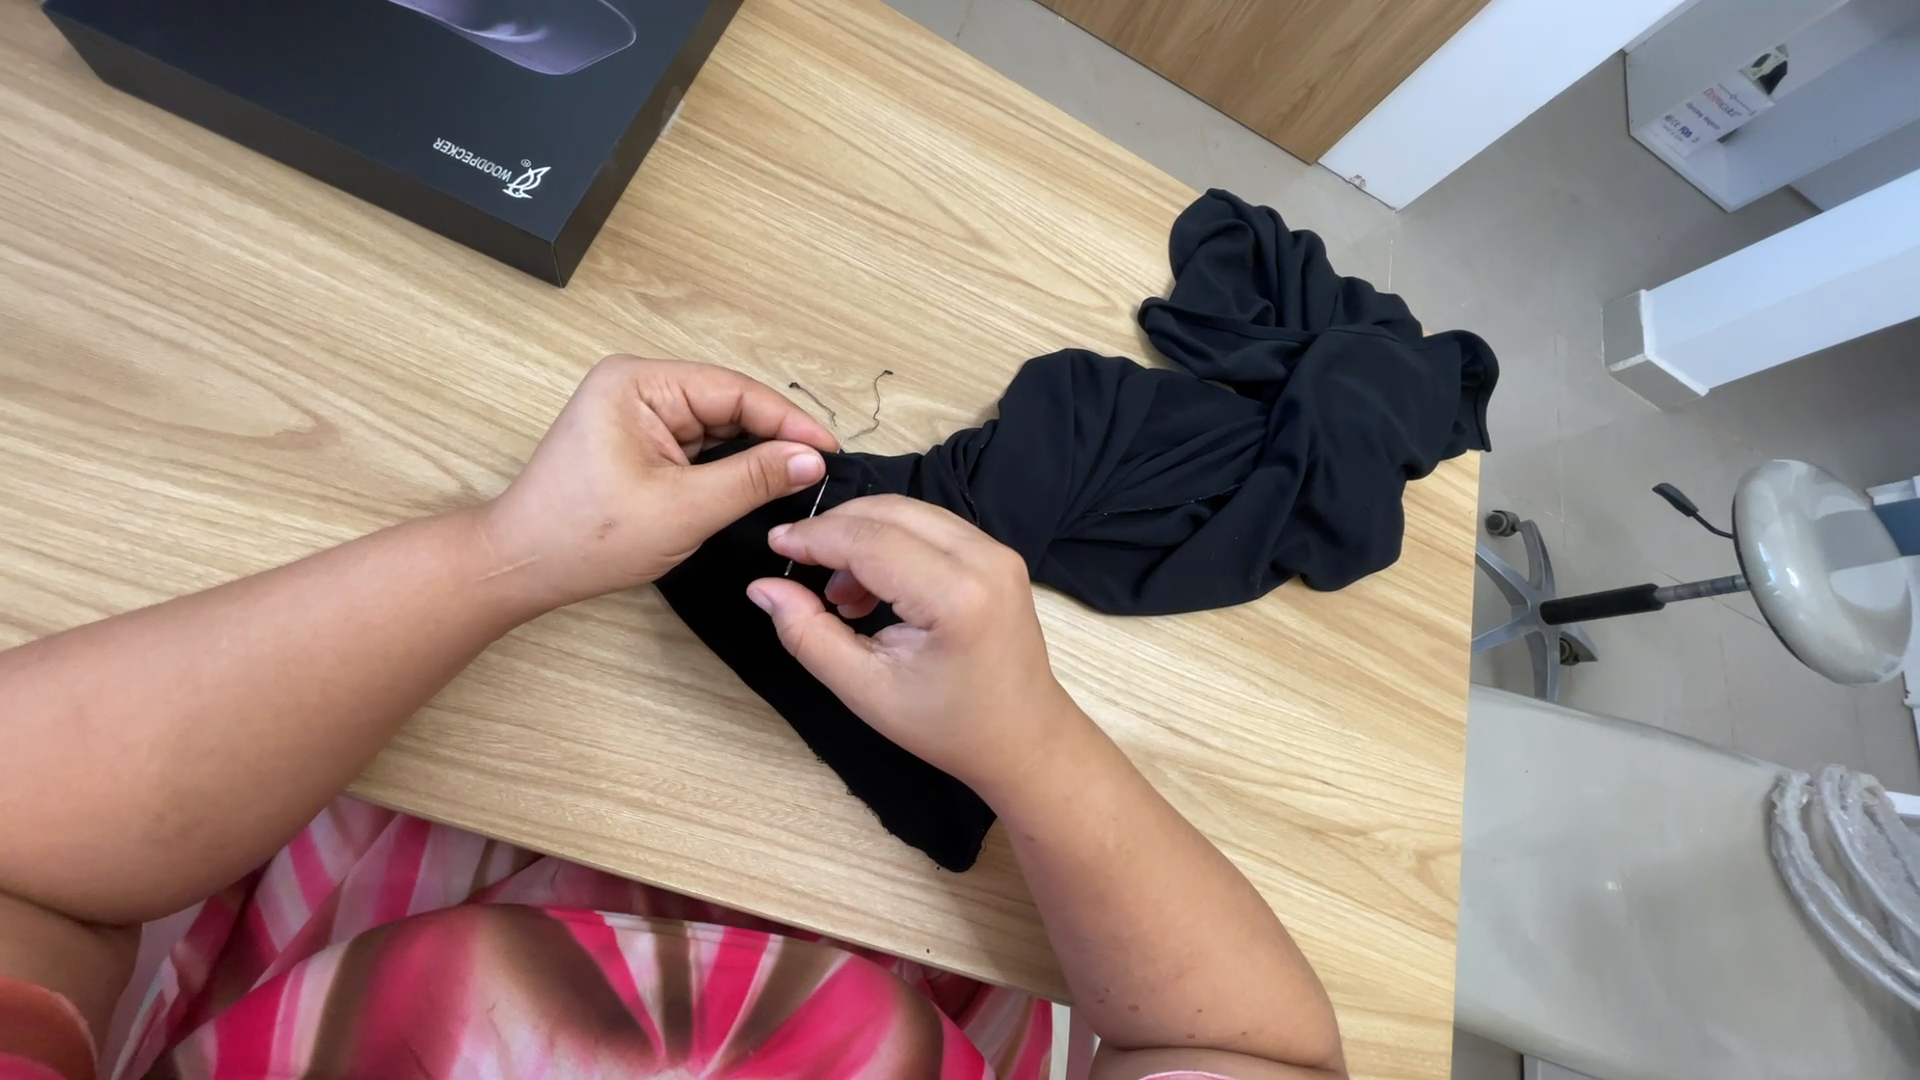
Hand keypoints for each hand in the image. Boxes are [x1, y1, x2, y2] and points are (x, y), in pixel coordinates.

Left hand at [481, 356, 838, 608]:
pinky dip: (734, 465)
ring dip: (757, 453)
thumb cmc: (585, 537)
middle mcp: (641, 387)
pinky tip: (762, 483)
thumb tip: (811, 460)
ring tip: (799, 479)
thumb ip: (752, 479)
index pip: (735, 391)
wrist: (525, 565)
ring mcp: (643, 412)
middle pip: (732, 404)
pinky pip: (706, 444)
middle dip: (776, 438)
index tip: (829, 452)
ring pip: (723, 426)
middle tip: (819, 470)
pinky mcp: (647, 438)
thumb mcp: (684, 509)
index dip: (789, 422)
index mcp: (639, 384)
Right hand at [746, 496, 1085, 795]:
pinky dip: (893, 541)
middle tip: (798, 564)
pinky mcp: (999, 555)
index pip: (870, 540)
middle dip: (836, 528)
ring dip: (864, 534)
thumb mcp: (866, 691)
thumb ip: (809, 635)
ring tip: (840, 594)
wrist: (1023, 738)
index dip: (815, 536)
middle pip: (891, 511)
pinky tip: (872, 587)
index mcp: (957, 596)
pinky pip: (932, 526)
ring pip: (911, 512)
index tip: (775, 544)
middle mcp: (985, 559)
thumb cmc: (948, 726)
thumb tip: (763, 587)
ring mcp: (998, 552)